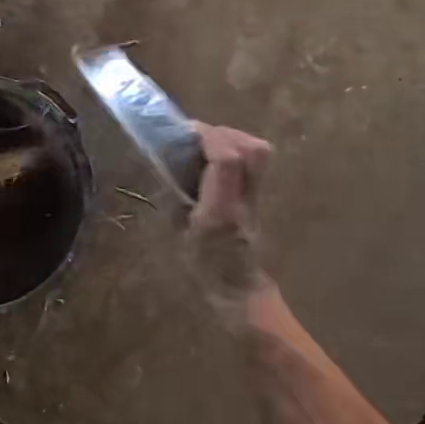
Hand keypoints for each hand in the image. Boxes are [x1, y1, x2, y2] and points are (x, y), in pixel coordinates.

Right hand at [183, 123, 274, 324]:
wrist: (239, 291)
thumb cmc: (202, 267)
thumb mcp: (178, 234)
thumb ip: (175, 198)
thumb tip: (165, 165)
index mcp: (221, 210)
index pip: (228, 161)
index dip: (209, 137)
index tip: (184, 131)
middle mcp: (245, 199)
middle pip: (253, 149)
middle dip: (222, 133)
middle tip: (193, 136)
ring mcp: (257, 197)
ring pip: (259, 152)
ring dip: (231, 139)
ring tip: (203, 144)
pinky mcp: (258, 196)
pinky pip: (254, 161)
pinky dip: (234, 150)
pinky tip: (213, 158)